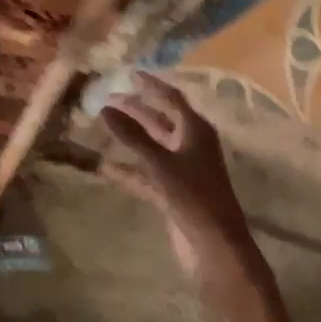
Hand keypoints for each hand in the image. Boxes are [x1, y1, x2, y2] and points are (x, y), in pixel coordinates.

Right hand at [102, 71, 249, 275]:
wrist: (216, 248)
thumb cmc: (195, 197)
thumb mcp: (161, 163)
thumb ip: (133, 135)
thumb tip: (106, 107)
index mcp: (195, 131)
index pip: (172, 98)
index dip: (151, 85)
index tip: (130, 73)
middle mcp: (190, 146)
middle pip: (160, 120)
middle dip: (136, 108)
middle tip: (109, 96)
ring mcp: (182, 171)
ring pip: (152, 146)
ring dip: (130, 135)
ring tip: (105, 122)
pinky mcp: (173, 194)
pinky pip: (146, 175)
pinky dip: (128, 170)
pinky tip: (105, 166)